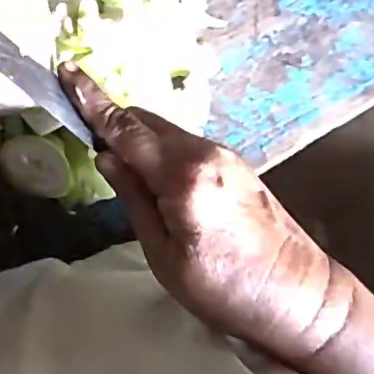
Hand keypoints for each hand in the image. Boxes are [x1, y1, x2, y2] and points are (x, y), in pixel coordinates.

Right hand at [61, 66, 355, 362]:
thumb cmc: (227, 292)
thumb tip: (106, 156)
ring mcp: (224, 154)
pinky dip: (161, 149)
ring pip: (164, 130)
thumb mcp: (165, 256)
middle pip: (144, 120)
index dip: (91, 99)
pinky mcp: (236, 163)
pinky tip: (160, 181)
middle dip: (114, 123)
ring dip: (139, 138)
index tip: (67, 71)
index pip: (124, 127)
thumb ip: (133, 198)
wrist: (307, 302)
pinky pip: (184, 143)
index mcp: (181, 175)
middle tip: (92, 144)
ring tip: (129, 175)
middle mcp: (203, 152)